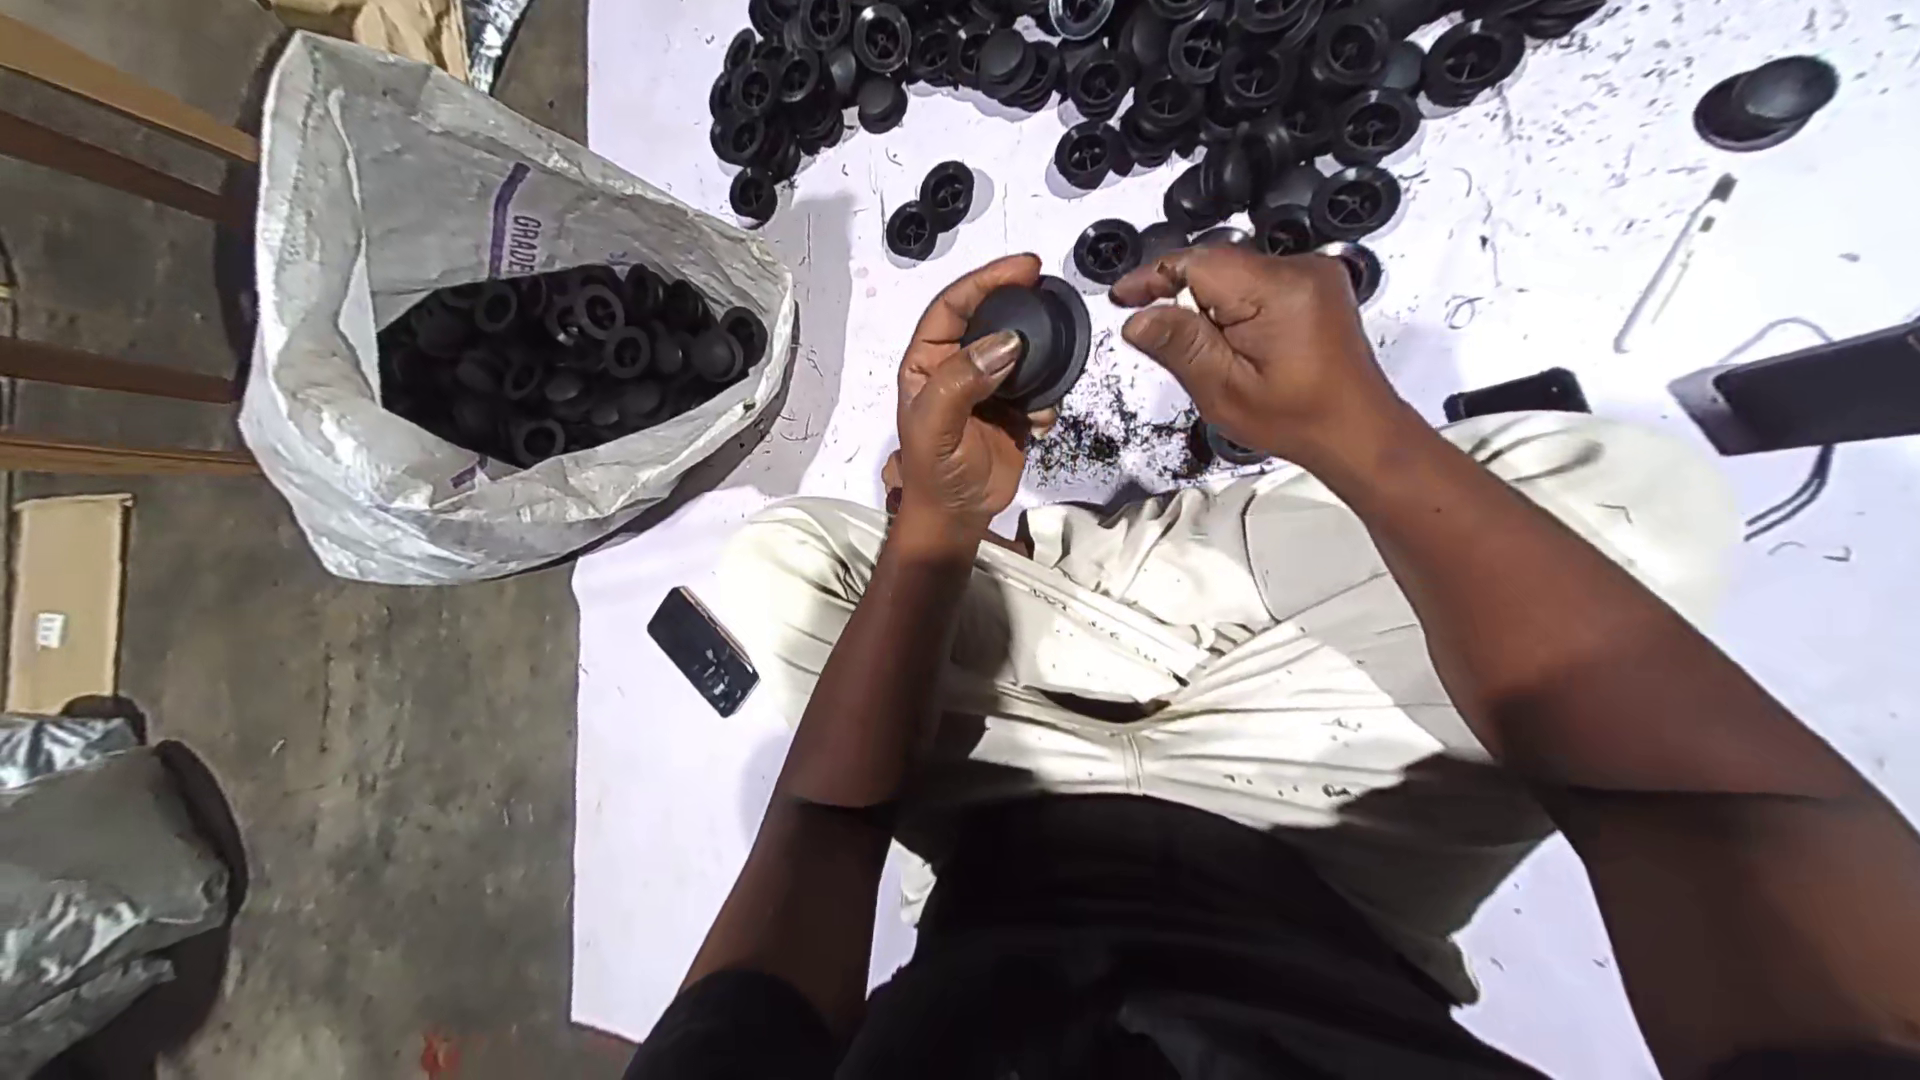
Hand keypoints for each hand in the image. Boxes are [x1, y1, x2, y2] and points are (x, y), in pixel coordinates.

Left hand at [888, 254, 1045, 549]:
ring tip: (1054, 363)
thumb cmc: (936, 472)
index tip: (1024, 267)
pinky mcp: (1014, 409)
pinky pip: (1038, 388)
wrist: (959, 514)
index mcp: (928, 362)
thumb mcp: (935, 426)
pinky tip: (1038, 420)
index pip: (953, 307)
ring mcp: (989, 387)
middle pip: (990, 320)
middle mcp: (958, 366)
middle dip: (1019, 306)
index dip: (985, 281)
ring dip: (1040, 356)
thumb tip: (1006, 344)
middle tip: (1049, 296)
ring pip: (1020, 352)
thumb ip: (961, 381)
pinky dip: (1046, 398)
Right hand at [1109, 245, 1409, 465]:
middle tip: (1146, 327)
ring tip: (1192, 347)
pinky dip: (1226, 306)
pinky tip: (1222, 341)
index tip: (1122, 295)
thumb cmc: (1300, 418)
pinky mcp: (1311, 287)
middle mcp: (1299, 271)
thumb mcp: (1224, 389)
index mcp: (1277, 291)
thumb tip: (1139, 319)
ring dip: (1200, 302)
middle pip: (1213, 264)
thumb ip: (1180, 347)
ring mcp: (1310, 275)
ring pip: (1230, 273)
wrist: (1354, 430)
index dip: (1152, 277)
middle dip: (1175, 293)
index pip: (1197, 262)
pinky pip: (1252, 283)